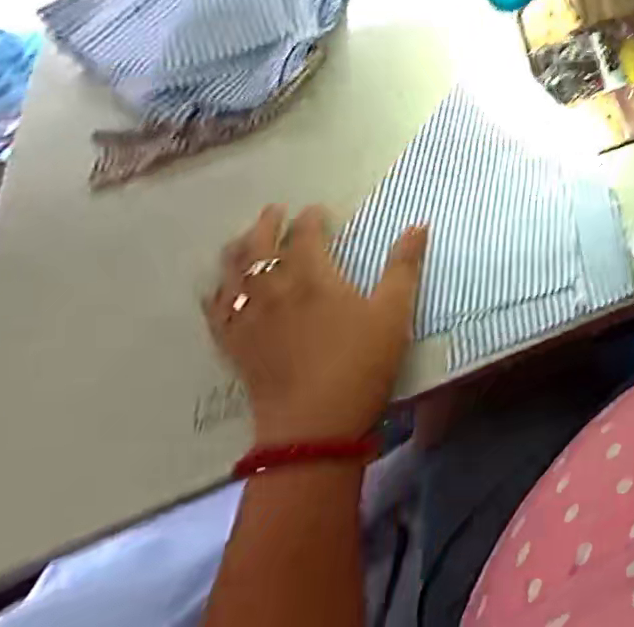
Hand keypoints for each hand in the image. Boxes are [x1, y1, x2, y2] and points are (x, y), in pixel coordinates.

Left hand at [203, 206, 426, 445]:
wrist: (314, 424)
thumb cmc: (362, 362)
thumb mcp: (394, 311)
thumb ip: (404, 266)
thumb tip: (417, 226)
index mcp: (314, 278)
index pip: (305, 237)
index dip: (311, 219)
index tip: (318, 210)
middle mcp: (274, 291)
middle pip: (259, 248)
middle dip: (266, 225)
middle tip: (275, 211)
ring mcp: (249, 319)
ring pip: (231, 274)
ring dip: (237, 250)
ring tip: (244, 238)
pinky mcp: (234, 346)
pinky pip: (216, 310)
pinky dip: (216, 291)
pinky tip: (219, 288)